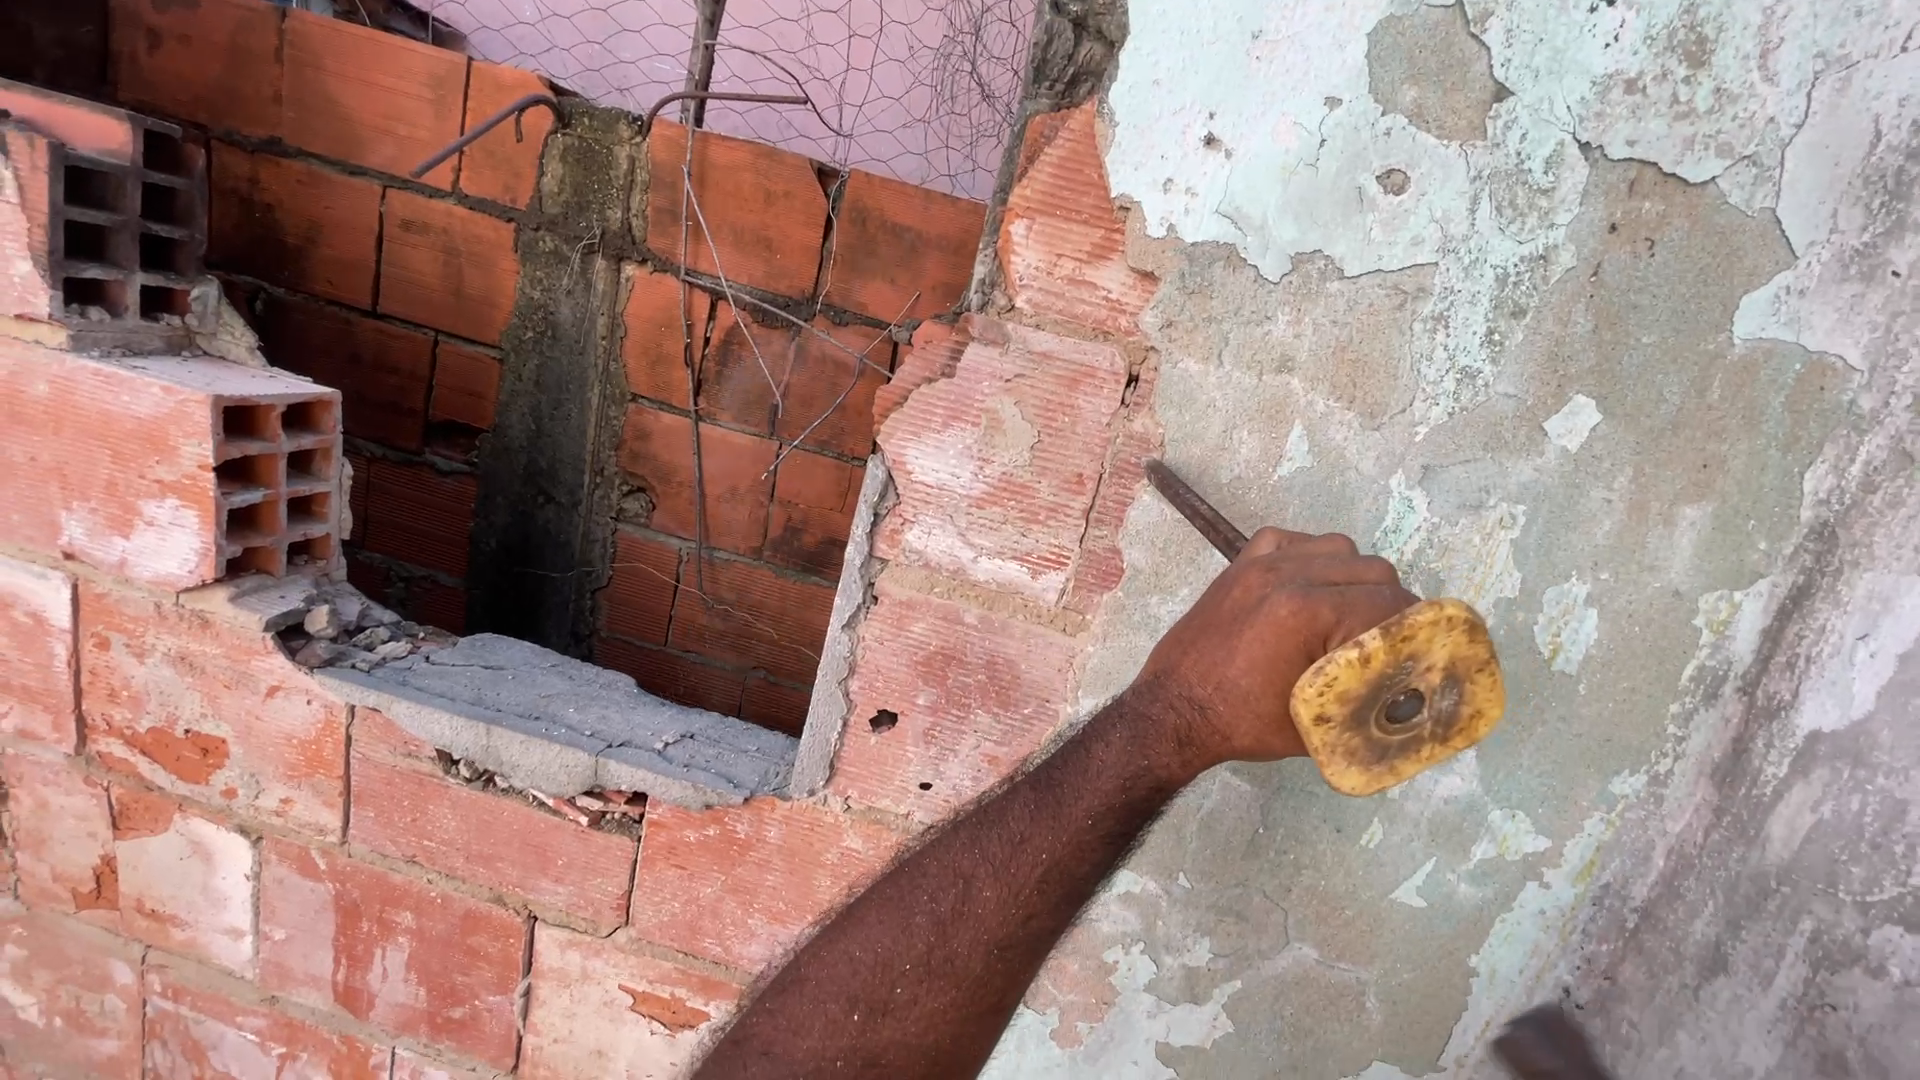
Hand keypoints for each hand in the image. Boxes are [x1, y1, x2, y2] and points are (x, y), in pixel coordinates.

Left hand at [1130, 527, 1418, 771]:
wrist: (1172, 709)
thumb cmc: (1242, 722)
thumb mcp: (1316, 720)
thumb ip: (1366, 696)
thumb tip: (1413, 695)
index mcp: (1305, 611)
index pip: (1389, 603)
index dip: (1415, 629)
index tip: (1418, 650)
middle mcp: (1284, 576)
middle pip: (1371, 569)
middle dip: (1388, 604)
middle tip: (1384, 639)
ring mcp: (1256, 565)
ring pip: (1334, 547)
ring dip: (1351, 576)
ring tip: (1346, 613)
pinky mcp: (1236, 566)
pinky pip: (1287, 540)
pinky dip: (1307, 556)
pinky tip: (1308, 586)